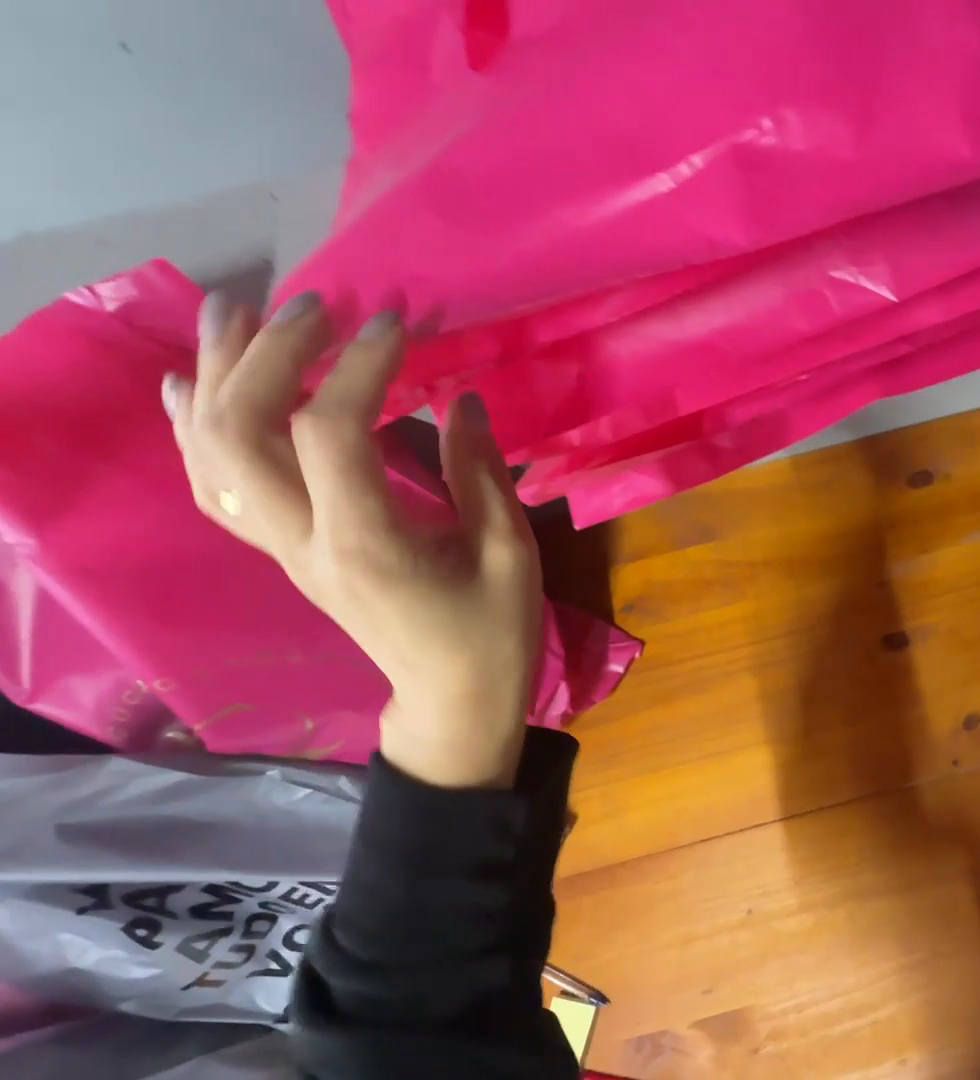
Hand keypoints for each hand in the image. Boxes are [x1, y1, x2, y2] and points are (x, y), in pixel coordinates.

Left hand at [164, 291, 541, 788]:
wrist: (451, 694)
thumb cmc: (493, 629)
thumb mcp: (510, 553)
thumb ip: (482, 474)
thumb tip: (462, 400)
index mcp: (368, 543)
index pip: (333, 434)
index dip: (360, 367)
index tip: (397, 323)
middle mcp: (302, 540)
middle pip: (243, 433)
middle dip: (270, 356)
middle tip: (313, 304)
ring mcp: (280, 546)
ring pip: (212, 452)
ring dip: (217, 375)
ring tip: (237, 311)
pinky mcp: (281, 548)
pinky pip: (213, 483)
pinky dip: (193, 427)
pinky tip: (193, 383)